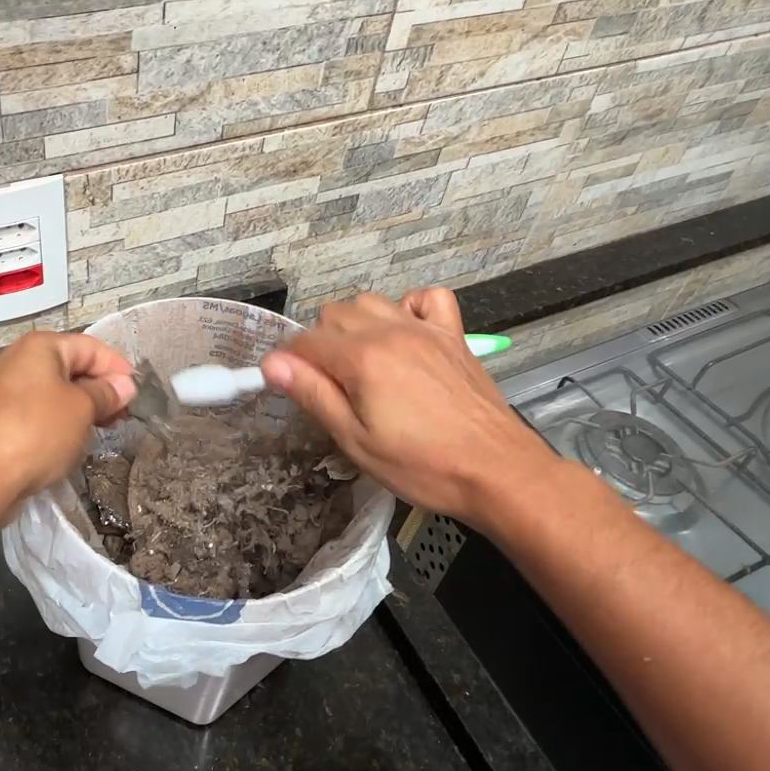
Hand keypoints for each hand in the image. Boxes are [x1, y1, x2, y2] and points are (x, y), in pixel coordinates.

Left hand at [0, 330, 134, 505]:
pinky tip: (71, 442)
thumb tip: (124, 386)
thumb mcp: (82, 409)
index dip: (118, 368)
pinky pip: (38, 413)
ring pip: (54, 392)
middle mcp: (19, 360)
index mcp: (40, 346)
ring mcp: (4, 390)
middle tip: (123, 414)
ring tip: (102, 430)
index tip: (137, 393)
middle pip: (71, 367)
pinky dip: (59, 422)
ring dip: (81, 408)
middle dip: (100, 389)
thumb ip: (106, 393)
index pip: (90, 346)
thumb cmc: (36, 431)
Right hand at [260, 288, 560, 528]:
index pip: (305, 341)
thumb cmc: (422, 465)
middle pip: (334, 314)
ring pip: (372, 301)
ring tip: (363, 363)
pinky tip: (405, 335)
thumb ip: (313, 394)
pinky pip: (426, 298)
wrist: (497, 472)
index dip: (290, 362)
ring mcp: (425, 330)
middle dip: (322, 343)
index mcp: (362, 358)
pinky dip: (408, 307)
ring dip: (357, 324)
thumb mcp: (355, 440)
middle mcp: (391, 332)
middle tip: (333, 386)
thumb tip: (272, 363)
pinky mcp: (453, 336)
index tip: (294, 385)